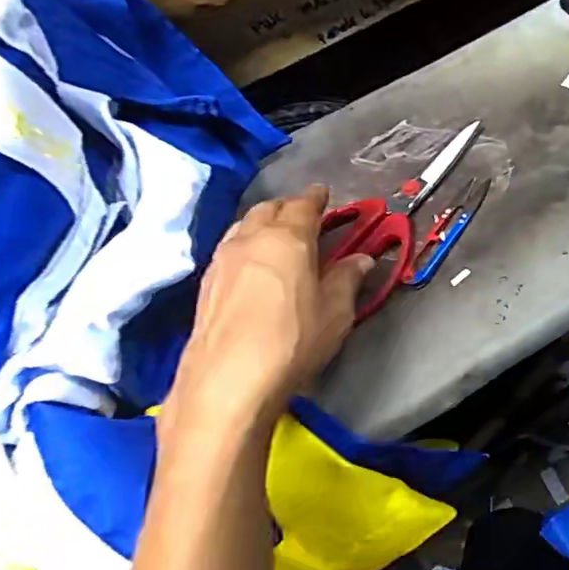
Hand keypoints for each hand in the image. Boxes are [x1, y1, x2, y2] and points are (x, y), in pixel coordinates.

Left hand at [168, 186, 371, 425]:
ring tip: (284, 231)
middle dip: (289, 206)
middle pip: (267, 210)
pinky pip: (233, 246)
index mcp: (288, 239)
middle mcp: (250, 240)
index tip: (326, 193)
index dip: (316, 199)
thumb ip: (348, 278)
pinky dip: (250, 242)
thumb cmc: (296, 337)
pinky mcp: (209, 282)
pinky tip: (260, 259)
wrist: (231, 376)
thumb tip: (359, 259)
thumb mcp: (338, 309)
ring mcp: (223, 260)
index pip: (303, 207)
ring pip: (245, 226)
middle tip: (309, 211)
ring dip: (265, 222)